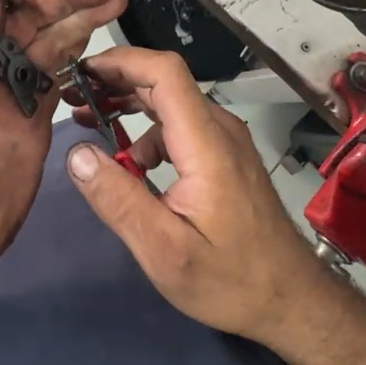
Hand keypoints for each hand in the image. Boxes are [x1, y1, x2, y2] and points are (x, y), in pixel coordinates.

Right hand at [65, 46, 330, 345]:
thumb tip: (77, 155)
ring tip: (88, 120)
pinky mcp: (226, 156)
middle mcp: (219, 129)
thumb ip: (119, 200)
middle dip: (114, 80)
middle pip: (164, 80)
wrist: (294, 302)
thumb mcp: (165, 251)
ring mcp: (226, 140)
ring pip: (171, 101)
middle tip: (71, 97)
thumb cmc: (231, 280)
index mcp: (205, 143)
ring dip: (128, 103)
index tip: (81, 73)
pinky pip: (181, 125)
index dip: (121, 61)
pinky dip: (148, 130)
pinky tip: (130, 163)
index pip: (165, 72)